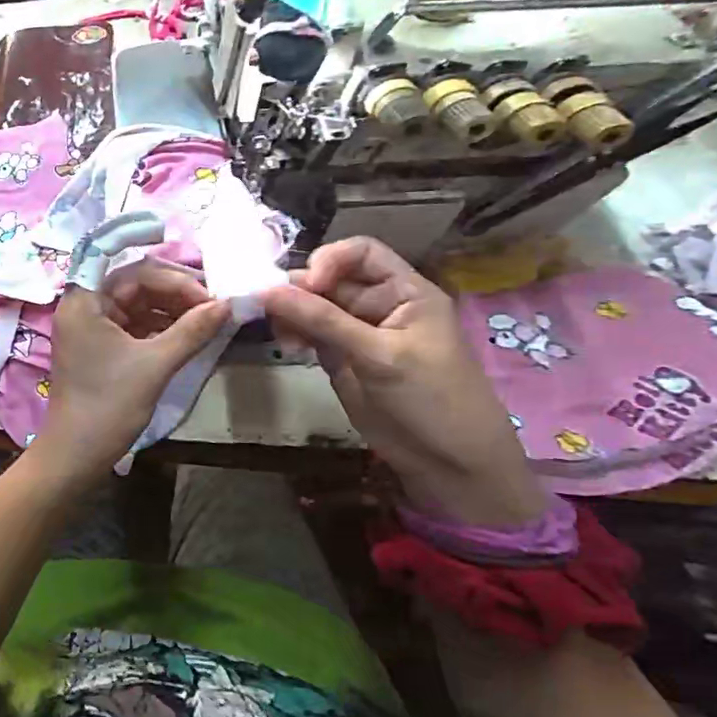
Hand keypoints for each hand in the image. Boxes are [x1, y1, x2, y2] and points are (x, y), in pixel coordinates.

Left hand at [38, 259, 233, 476]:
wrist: (76, 455)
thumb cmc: (108, 405)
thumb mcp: (155, 365)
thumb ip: (191, 330)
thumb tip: (227, 304)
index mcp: (84, 301)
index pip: (126, 264)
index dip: (166, 267)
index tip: (203, 280)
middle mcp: (83, 307)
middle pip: (133, 282)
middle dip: (174, 290)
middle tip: (213, 305)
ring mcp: (91, 328)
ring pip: (136, 304)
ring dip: (171, 309)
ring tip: (207, 319)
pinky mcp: (100, 348)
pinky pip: (134, 325)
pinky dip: (161, 327)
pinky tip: (189, 333)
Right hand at [259, 237, 548, 526]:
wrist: (449, 464)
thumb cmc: (431, 399)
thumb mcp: (379, 355)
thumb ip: (323, 321)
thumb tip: (267, 290)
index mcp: (404, 292)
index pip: (361, 253)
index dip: (330, 259)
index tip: (306, 284)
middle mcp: (379, 305)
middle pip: (329, 279)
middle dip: (299, 289)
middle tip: (269, 308)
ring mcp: (357, 333)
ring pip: (313, 307)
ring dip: (291, 312)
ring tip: (279, 332)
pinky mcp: (340, 358)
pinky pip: (309, 333)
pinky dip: (292, 333)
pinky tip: (286, 345)